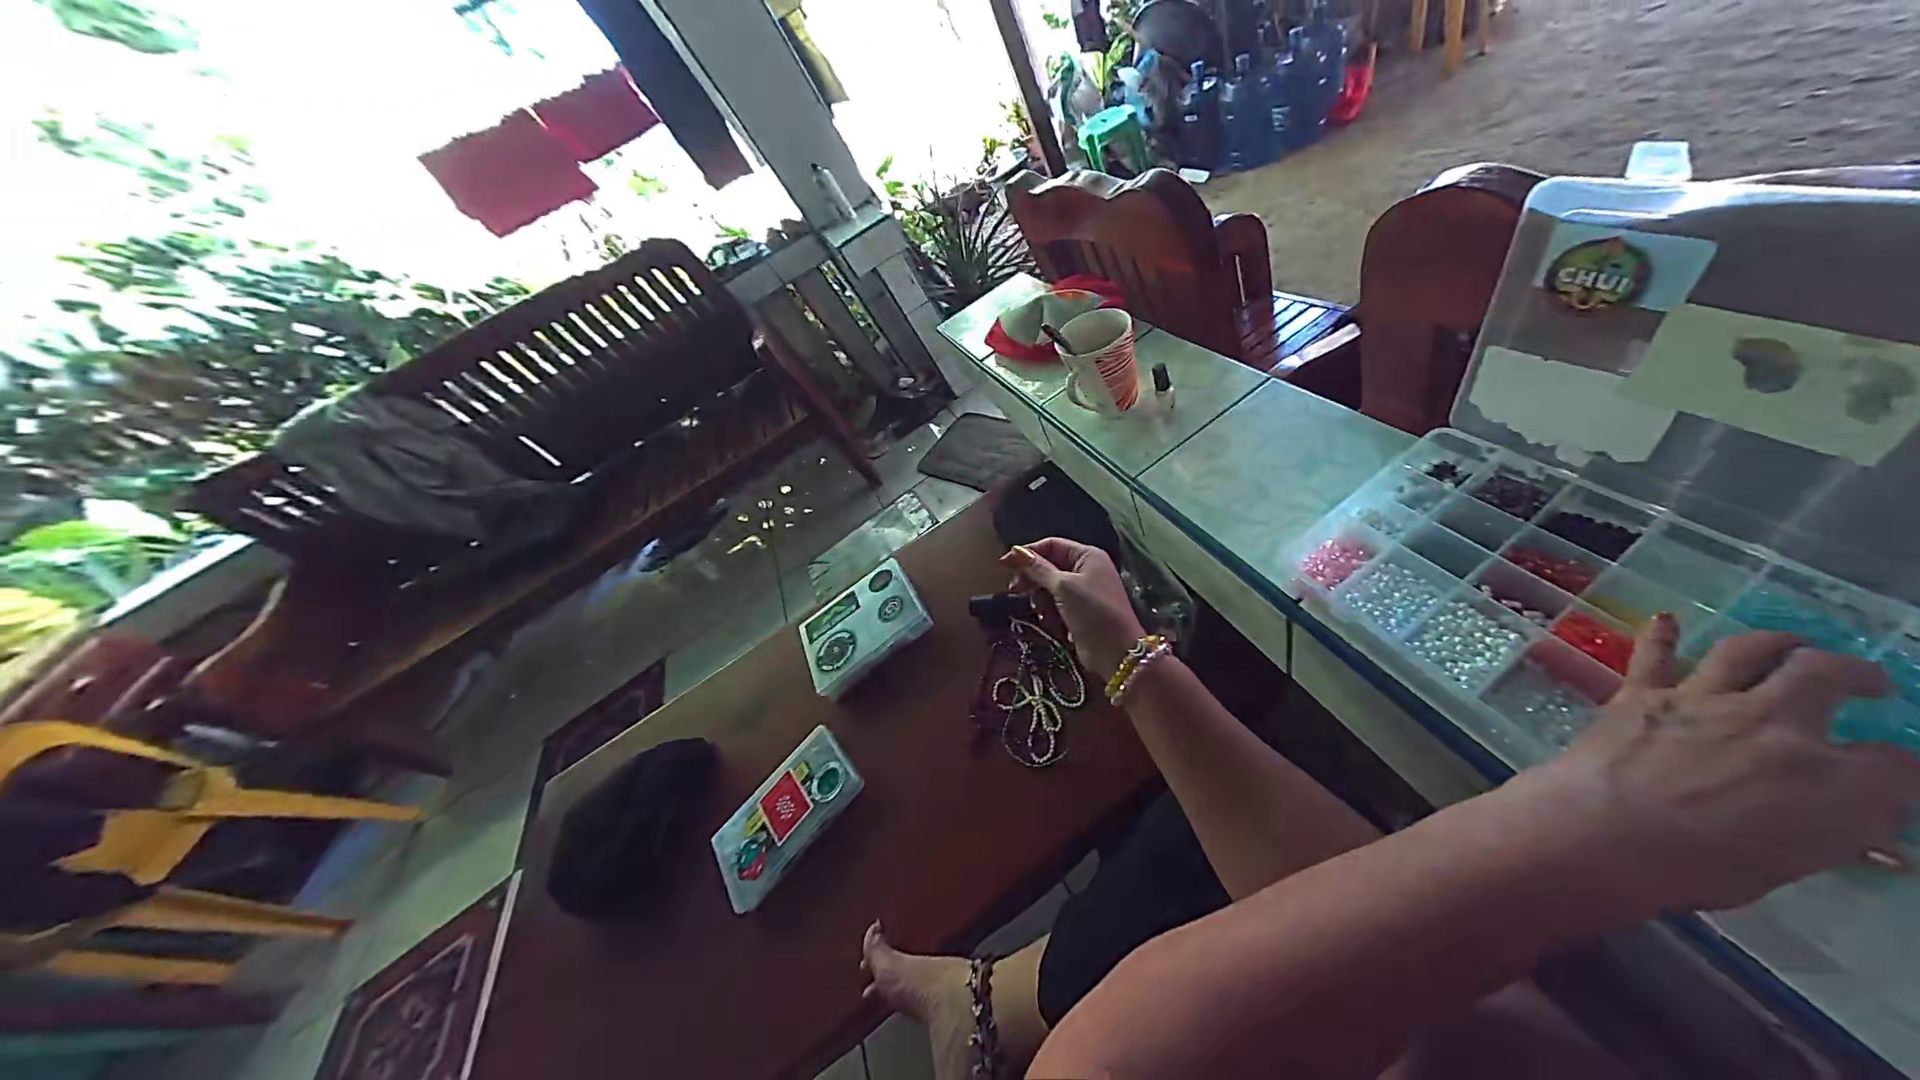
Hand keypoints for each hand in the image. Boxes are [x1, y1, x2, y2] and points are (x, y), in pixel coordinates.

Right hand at [1000, 539, 1145, 678]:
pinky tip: (1052, 623)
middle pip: (1048, 566)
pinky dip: (1050, 612)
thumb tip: (1014, 552)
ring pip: (1049, 588)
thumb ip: (1038, 569)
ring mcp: (1083, 592)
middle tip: (1015, 591)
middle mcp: (1086, 570)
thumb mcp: (1064, 587)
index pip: (1051, 545)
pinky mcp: (1078, 612)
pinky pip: (1055, 605)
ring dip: (1041, 599)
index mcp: (1087, 556)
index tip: (1004, 565)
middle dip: (1033, 579)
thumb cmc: (1093, 612)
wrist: (1117, 652)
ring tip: (1043, 613)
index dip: (1028, 553)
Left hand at [1512, 615, 1919, 914]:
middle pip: (1827, 675)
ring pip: (1748, 650)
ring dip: (1776, 642)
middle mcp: (1776, 726)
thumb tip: (1858, 828)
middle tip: (1863, 681)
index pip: (1899, 764)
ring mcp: (1702, 701)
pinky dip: (1660, 635)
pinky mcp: (1640, 694)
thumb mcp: (1792, 863)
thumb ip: (1828, 833)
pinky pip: (1652, 656)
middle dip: (1854, 674)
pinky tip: (1664, 620)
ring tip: (1791, 644)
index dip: (1898, 768)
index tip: (1891, 770)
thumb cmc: (1699, 867)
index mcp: (1836, 781)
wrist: (1603, 831)